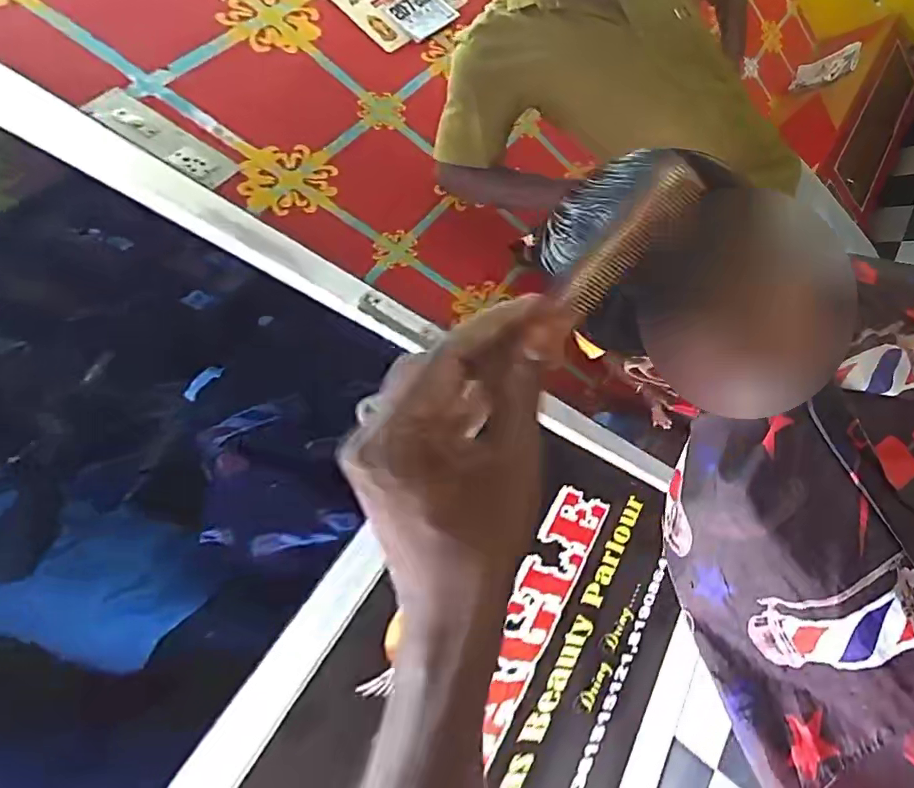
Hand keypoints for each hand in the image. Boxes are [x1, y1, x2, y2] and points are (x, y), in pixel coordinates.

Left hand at [338, 295, 571, 624]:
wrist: (452, 609)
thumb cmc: (489, 538)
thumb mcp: (515, 455)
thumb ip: (522, 384)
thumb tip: (543, 329)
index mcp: (399, 434)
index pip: (450, 353)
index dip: (500, 322)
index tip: (542, 304)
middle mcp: (371, 432)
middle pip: (433, 362)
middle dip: (488, 340)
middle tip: (539, 325)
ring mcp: (369, 446)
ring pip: (428, 381)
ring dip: (476, 364)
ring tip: (525, 351)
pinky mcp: (379, 458)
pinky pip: (422, 406)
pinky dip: (460, 392)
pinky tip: (495, 389)